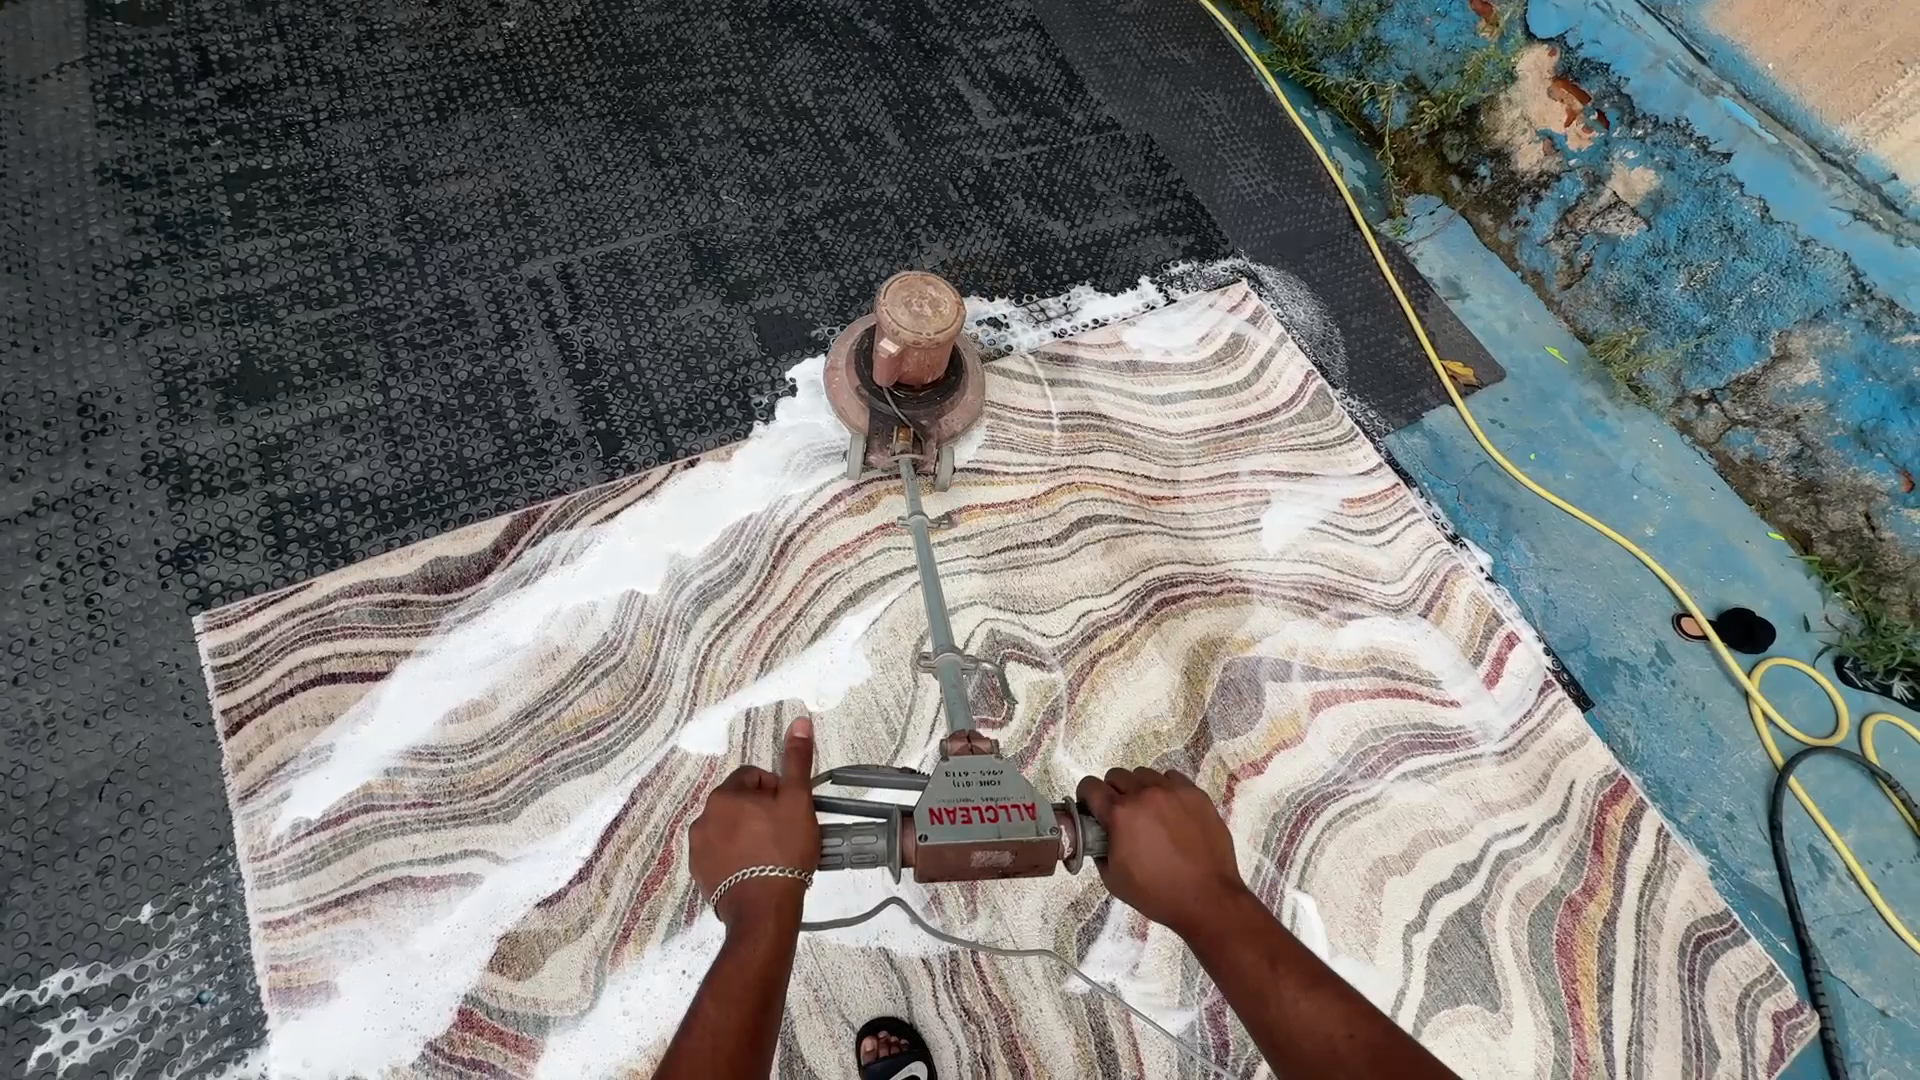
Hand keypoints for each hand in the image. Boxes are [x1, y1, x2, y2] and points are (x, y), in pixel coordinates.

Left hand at [688, 717, 819, 926]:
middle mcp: (703, 817)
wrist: (764, 910)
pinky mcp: (699, 874)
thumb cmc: (784, 849)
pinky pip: (721, 853)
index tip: (791, 811)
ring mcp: (697, 848)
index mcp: (725, 795)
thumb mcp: (798, 800)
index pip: (754, 777)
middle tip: (785, 833)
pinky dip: (737, 856)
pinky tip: (756, 870)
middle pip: (740, 802)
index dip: (777, 790)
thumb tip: (799, 721)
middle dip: (762, 812)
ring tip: (772, 854)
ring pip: (730, 828)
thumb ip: (797, 760)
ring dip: (748, 833)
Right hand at [1077, 767, 1251, 938]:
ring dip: (1139, 789)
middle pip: (1116, 775)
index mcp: (1120, 813)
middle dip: (1112, 792)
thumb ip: (1099, 850)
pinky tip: (1171, 810)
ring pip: (1144, 774)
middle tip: (1121, 815)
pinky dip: (1166, 789)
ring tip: (1149, 812)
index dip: (1086, 797)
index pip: (1090, 786)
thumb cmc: (1157, 893)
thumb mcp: (1113, 879)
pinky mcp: (1195, 794)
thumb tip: (1097, 836)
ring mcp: (1172, 791)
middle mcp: (1144, 794)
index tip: (1091, 808)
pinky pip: (1172, 778)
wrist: (1208, 899)